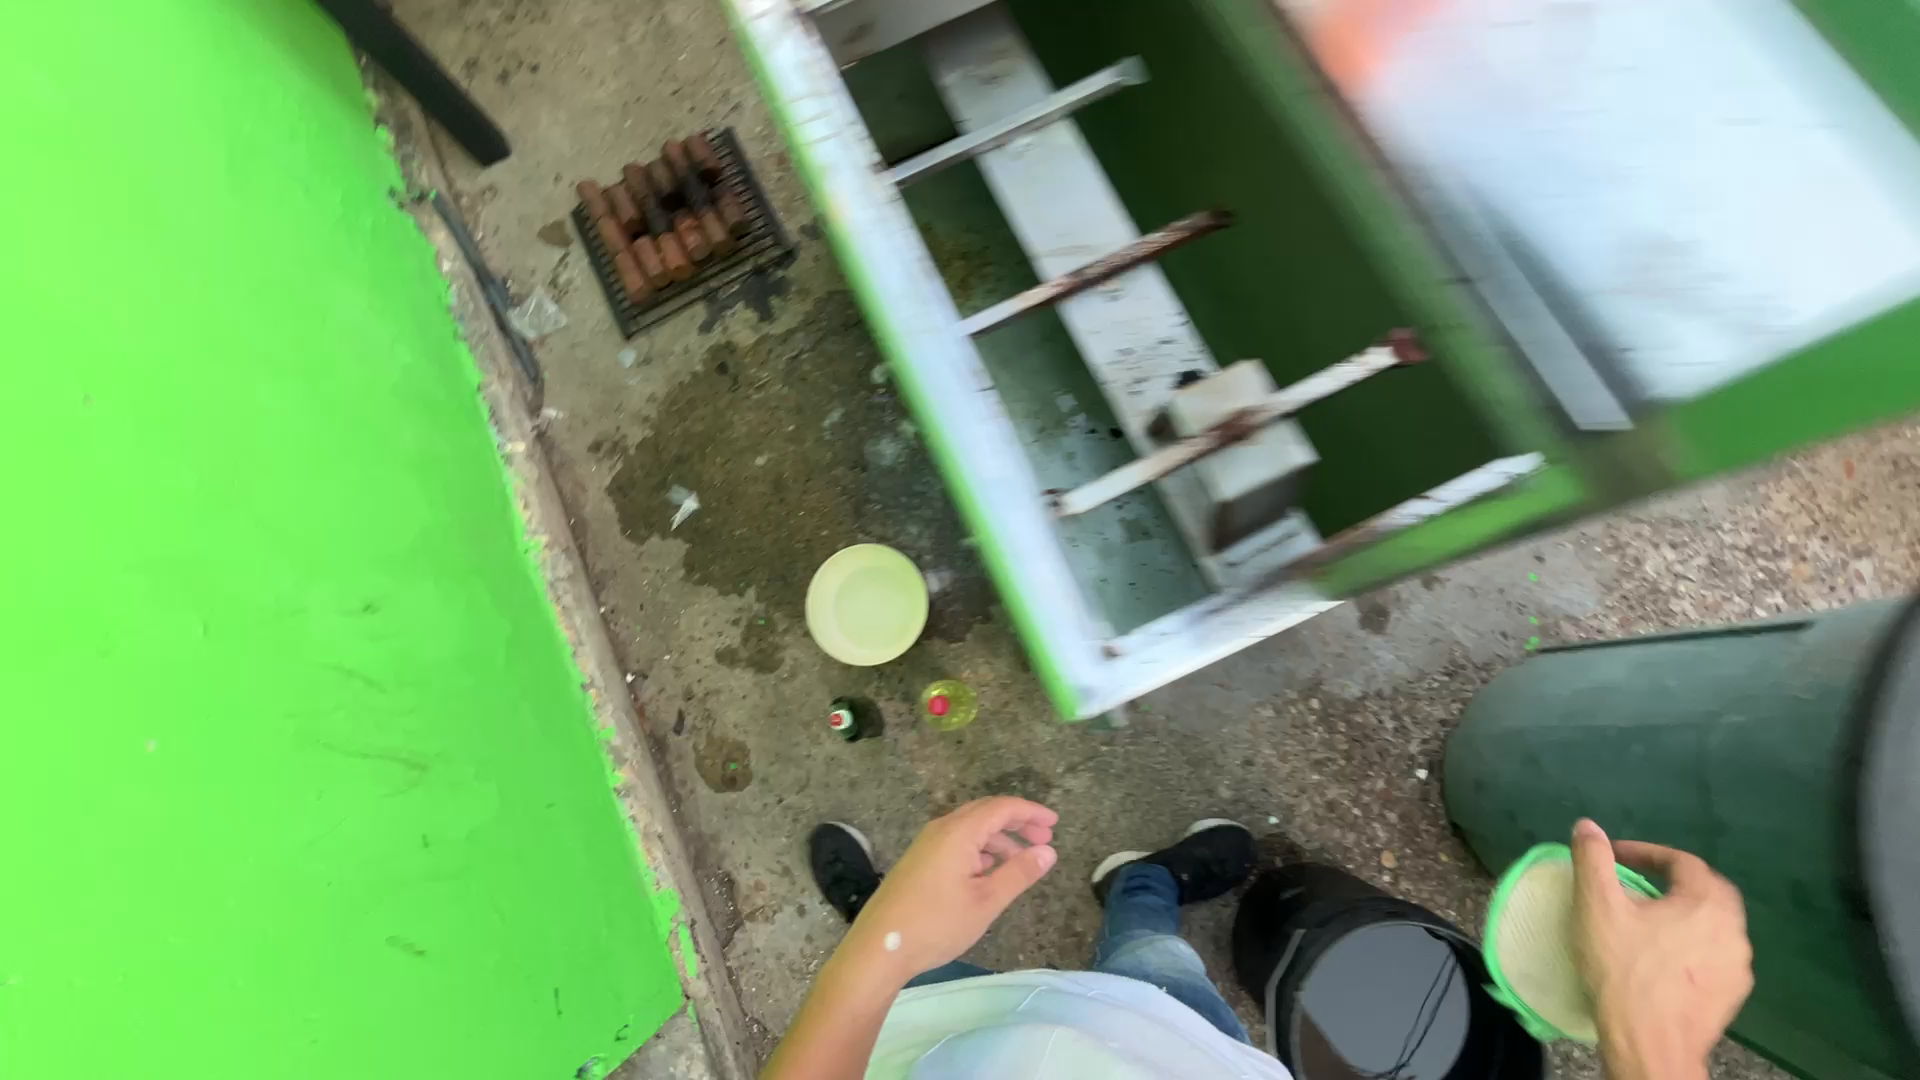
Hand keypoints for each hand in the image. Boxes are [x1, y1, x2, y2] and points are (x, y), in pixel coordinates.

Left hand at [843, 796, 1057, 981]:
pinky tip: (990, 871)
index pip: (1002, 807)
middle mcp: (942, 828)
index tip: (1054, 824)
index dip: (1031, 812)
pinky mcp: (920, 859)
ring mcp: (928, 843)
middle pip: (986, 812)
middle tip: (1045, 839)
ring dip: (999, 838)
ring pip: (971, 828)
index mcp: (959, 831)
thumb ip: (1019, 873)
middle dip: (1017, 822)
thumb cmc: (937, 923)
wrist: (880, 946)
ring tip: (1022, 860)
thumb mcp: (986, 902)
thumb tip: (1048, 851)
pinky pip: (958, 841)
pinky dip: (980, 849)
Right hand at [1571, 819, 1752, 1079]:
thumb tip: (1588, 826)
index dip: (1648, 851)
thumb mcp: (1595, 903)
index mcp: (1706, 906)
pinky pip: (1712, 953)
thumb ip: (1593, 858)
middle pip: (1711, 892)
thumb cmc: (1622, 964)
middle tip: (1636, 879)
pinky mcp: (1731, 995)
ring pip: (1713, 925)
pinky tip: (1660, 953)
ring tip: (1644, 916)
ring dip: (1682, 911)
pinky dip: (1688, 940)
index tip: (1614, 855)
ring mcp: (1737, 968)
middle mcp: (1733, 934)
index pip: (1686, 863)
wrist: (1650, 1039)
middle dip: (1673, 879)